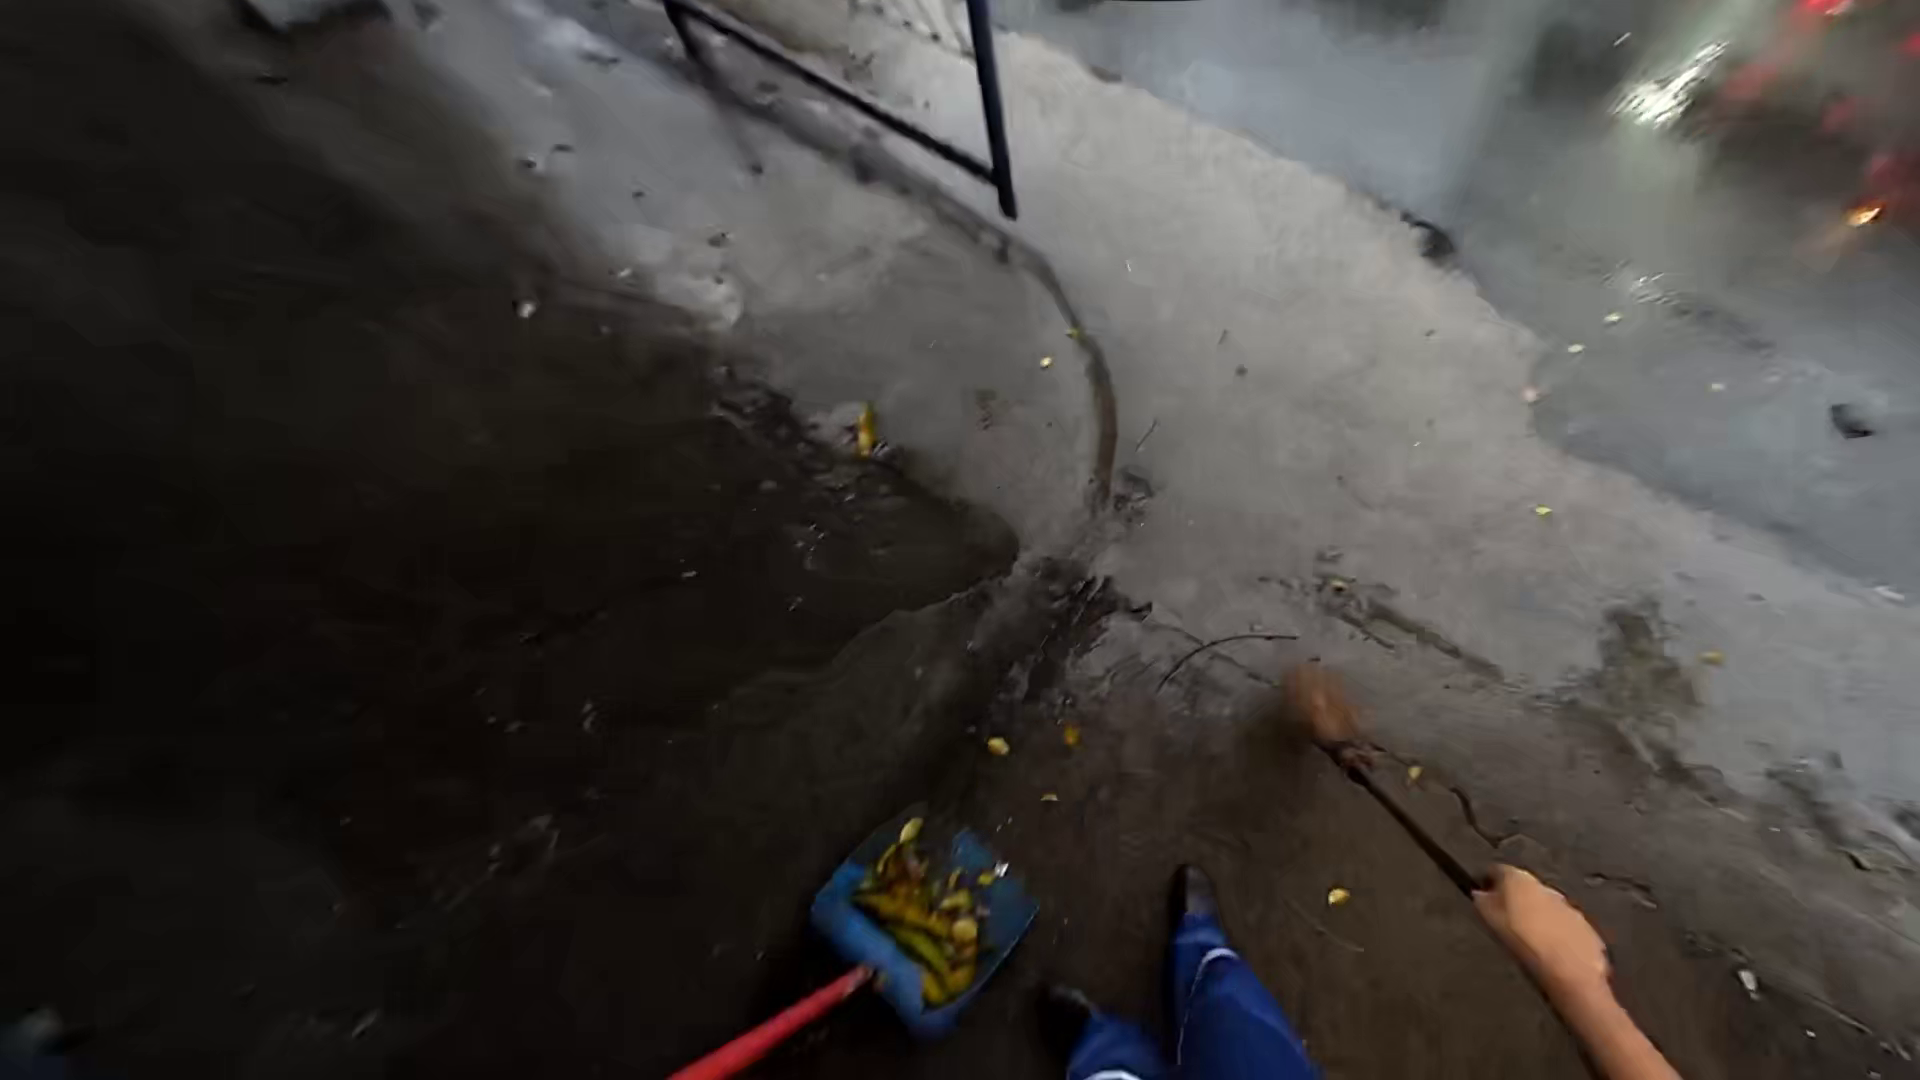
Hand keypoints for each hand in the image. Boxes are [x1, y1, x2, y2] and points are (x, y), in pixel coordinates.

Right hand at [1473, 864, 1609, 998]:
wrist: (1569, 973)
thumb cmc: (1520, 938)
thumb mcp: (1486, 916)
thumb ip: (1482, 898)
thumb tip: (1482, 893)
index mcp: (1518, 877)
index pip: (1497, 870)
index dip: (1488, 881)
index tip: (1483, 894)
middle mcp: (1546, 887)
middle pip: (1526, 888)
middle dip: (1517, 898)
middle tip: (1508, 917)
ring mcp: (1572, 910)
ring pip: (1548, 907)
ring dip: (1539, 915)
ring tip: (1531, 936)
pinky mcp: (1590, 931)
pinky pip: (1568, 927)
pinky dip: (1559, 933)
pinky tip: (1552, 949)